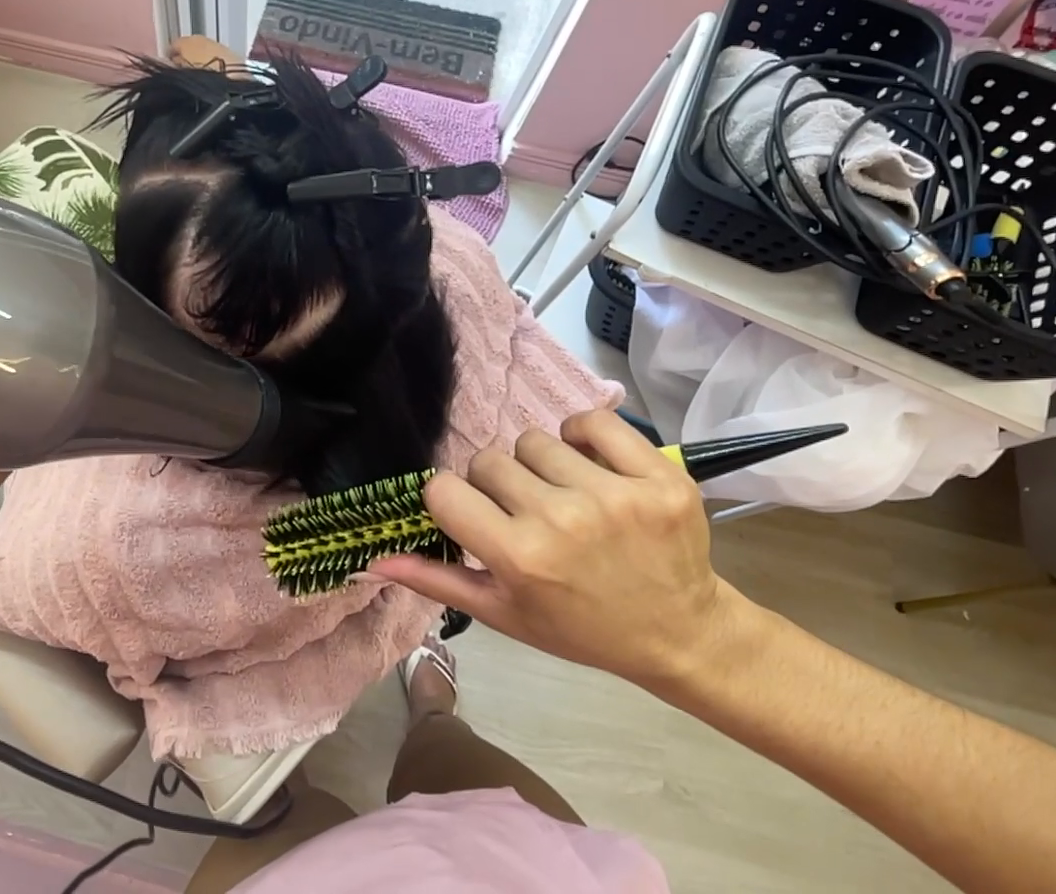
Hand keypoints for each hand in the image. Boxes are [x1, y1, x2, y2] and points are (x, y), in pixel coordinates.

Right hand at [368, 410, 741, 687]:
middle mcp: (560, 519)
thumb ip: (438, 582)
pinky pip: (595, 422)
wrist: (680, 633)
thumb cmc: (580, 629)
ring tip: (564, 497)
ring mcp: (614, 495)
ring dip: (540, 464)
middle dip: (497, 485)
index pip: (445, 490)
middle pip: (489, 460)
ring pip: (536, 439)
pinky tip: (592, 467)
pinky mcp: (658, 477)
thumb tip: (376, 559)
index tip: (476, 517)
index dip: (453, 500)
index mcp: (518, 556)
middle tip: (525, 515)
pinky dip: (585, 437)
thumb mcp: (503, 614)